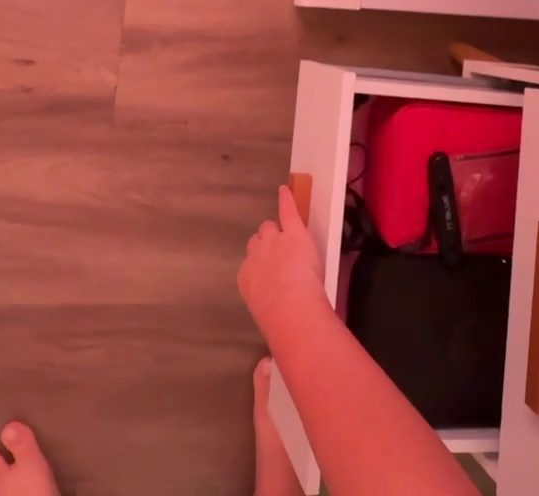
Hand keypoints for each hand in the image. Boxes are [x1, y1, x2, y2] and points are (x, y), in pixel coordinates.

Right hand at [238, 186, 328, 333]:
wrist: (290, 306)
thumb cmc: (280, 322)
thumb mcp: (268, 320)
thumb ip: (269, 316)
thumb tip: (273, 349)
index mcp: (246, 279)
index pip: (250, 264)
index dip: (262, 267)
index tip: (270, 273)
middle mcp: (254, 256)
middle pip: (257, 242)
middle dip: (266, 245)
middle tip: (279, 254)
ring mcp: (273, 242)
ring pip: (269, 228)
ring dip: (276, 231)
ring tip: (285, 234)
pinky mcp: (292, 232)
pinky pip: (287, 212)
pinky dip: (286, 201)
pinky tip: (286, 190)